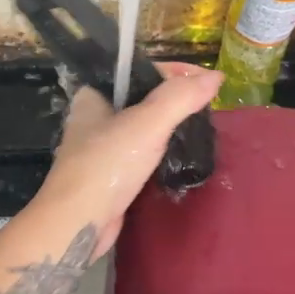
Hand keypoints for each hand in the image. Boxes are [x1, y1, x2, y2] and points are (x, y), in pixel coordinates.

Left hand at [31, 63, 222, 258]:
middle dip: (176, 100)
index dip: (176, 73)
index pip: (141, 70)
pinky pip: (143, 154)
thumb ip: (180, 97)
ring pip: (144, 128)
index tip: (209, 82)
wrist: (78, 223)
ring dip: (171, 128)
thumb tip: (216, 77)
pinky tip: (182, 156)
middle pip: (144, 98)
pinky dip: (163, 152)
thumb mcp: (147, 123)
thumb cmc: (107, 166)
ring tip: (201, 130)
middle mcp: (95, 117)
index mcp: (95, 94)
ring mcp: (102, 148)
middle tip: (209, 108)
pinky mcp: (112, 175)